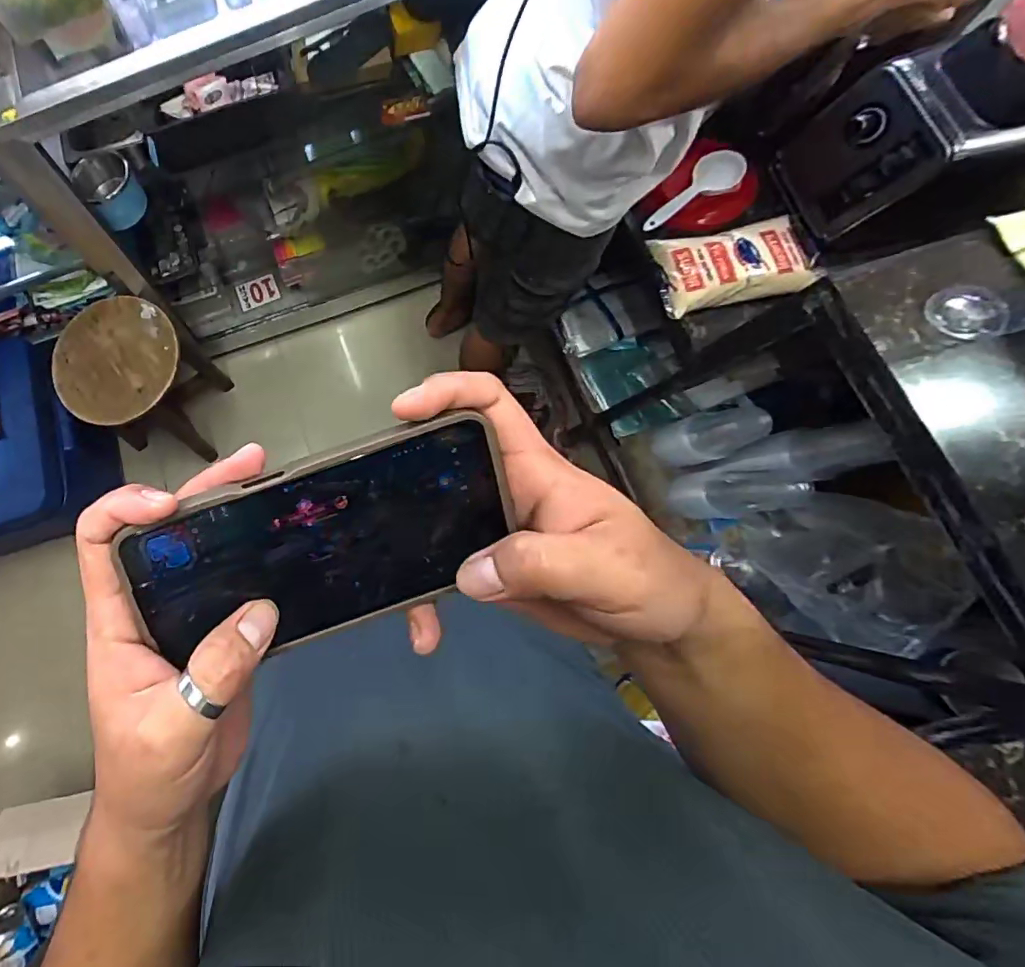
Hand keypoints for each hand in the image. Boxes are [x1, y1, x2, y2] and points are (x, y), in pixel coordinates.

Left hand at [74, 446, 280, 836]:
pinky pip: (238, 585)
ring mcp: (187, 616)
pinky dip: (258, 559)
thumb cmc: (145, 775)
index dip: (121, 509)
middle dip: (200, 492)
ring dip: (234, 513)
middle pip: (164, 529)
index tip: (166, 504)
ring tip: (269, 483)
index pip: (98, 541)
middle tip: (249, 464)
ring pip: (205, 550)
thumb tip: (258, 614)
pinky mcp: (220, 634)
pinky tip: (283, 542)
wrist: (168, 809)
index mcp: (116, 620)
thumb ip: (209, 679)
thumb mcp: (170, 732)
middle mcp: (149, 603)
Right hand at [392, 373, 735, 650]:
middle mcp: (502, 488)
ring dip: (404, 550)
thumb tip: (468, 573)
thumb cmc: (647, 577)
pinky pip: (442, 574)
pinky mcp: (487, 567)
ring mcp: (491, 529)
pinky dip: (428, 601)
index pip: (490, 403)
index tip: (405, 408)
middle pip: (441, 458)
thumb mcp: (604, 565)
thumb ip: (542, 562)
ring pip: (432, 522)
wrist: (657, 626)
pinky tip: (425, 632)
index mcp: (533, 468)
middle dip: (401, 471)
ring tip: (387, 582)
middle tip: (367, 496)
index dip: (448, 391)